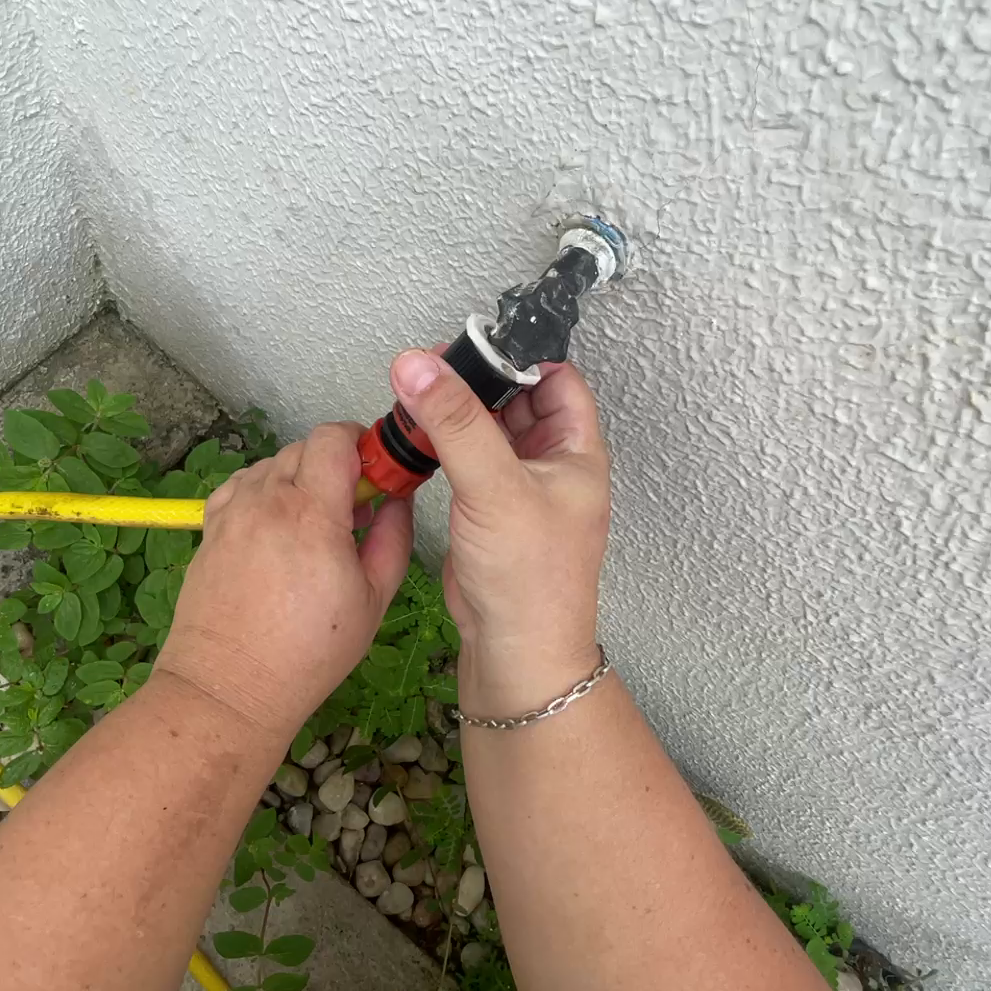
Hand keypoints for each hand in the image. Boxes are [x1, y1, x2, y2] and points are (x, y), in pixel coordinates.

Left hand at [156, 422, 414, 738]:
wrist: (230, 687)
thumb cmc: (310, 651)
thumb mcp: (373, 598)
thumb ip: (394, 536)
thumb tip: (400, 496)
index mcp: (312, 514)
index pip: (332, 437)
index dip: (359, 442)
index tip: (374, 473)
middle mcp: (267, 500)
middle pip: (305, 447)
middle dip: (334, 465)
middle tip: (350, 508)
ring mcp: (233, 512)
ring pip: (273, 464)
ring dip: (300, 479)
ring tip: (311, 524)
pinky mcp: (210, 527)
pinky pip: (242, 485)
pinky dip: (265, 491)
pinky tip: (276, 526)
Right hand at [388, 350, 610, 717]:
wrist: (513, 649)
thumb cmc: (528, 574)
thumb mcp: (495, 487)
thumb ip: (455, 423)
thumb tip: (416, 364)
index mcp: (575, 449)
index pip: (555, 377)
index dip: (518, 354)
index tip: (470, 341)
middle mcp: (550, 461)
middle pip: (515, 397)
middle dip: (476, 379)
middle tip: (429, 365)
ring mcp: (517, 483)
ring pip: (486, 426)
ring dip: (455, 410)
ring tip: (415, 394)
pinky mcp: (486, 504)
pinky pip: (466, 457)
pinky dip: (442, 441)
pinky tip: (415, 434)